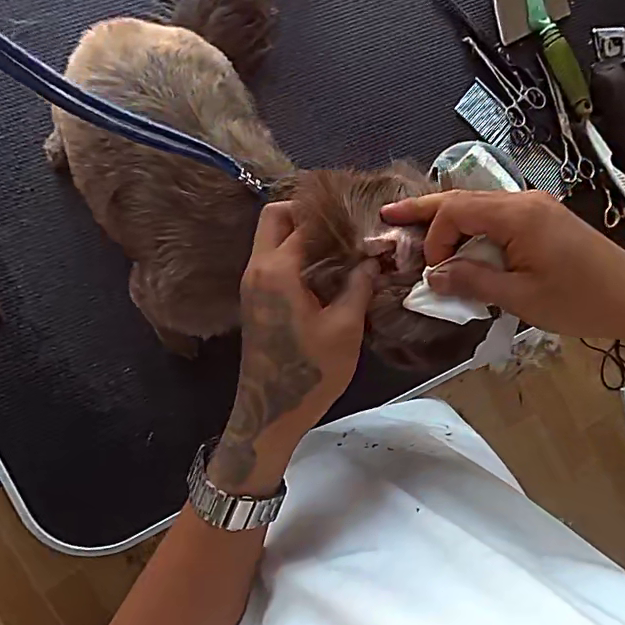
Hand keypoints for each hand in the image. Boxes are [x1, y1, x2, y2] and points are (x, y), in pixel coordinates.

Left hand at [209, 203, 376, 495]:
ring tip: (341, 247)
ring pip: (270, 240)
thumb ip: (359, 286)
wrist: (271, 411)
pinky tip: (326, 272)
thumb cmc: (310, 370)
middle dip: (306, 213)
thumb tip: (372, 260)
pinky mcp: (255, 301)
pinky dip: (294, 256)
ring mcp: (252, 285)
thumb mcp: (345, 327)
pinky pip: (271, 262)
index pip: (303, 221)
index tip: (362, 220)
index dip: (334, 217)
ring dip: (300, 236)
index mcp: (277, 269)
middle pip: (274, 218)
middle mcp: (257, 269)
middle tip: (343, 227)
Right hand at [381, 190, 624, 342]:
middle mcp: (524, 202)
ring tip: (424, 240)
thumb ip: (472, 281)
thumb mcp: (519, 297)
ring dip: (451, 225)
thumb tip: (434, 277)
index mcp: (517, 215)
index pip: (456, 210)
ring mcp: (537, 209)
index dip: (434, 237)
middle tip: (390, 218)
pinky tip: (464, 249)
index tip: (433, 272)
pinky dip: (475, 233)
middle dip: (426, 212)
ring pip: (480, 208)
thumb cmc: (580, 301)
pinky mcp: (545, 222)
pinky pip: (499, 220)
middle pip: (463, 199)